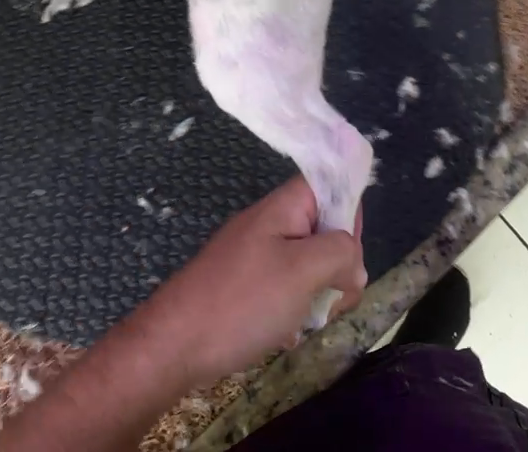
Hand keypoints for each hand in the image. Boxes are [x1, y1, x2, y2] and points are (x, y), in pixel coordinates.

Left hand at [0, 177, 363, 451]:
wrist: (173, 345)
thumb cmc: (241, 301)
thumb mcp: (303, 270)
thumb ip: (341, 253)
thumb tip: (354, 265)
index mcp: (283, 206)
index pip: (330, 184)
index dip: (349, 213)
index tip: (350, 253)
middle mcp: (270, 223)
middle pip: (324, 227)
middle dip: (339, 263)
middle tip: (333, 297)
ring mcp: (256, 254)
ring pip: (308, 262)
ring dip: (319, 291)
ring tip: (309, 320)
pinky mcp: (246, 284)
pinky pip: (287, 286)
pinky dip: (295, 307)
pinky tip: (288, 332)